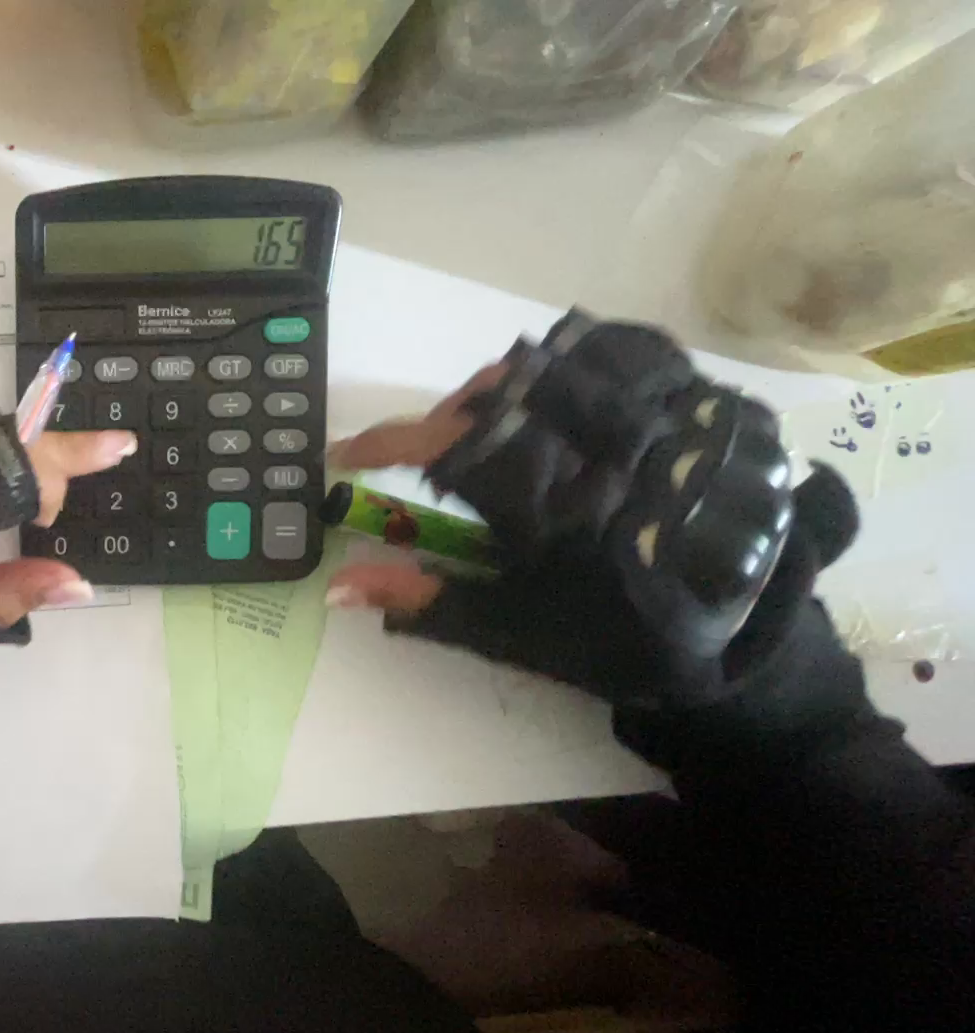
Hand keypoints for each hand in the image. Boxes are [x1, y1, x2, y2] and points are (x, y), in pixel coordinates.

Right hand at [324, 313, 855, 710]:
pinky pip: (626, 351)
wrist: (741, 640)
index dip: (386, 445)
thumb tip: (332, 588)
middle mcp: (605, 444)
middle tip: (431, 455)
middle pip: (499, 391)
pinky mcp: (703, 404)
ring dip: (505, 390)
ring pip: (558, 360)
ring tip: (494, 428)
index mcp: (555, 502)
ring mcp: (661, 416)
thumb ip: (419, 597)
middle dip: (446, 419)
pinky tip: (560, 400)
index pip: (449, 450)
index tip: (347, 453)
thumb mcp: (508, 625)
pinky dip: (576, 364)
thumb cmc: (611, 637)